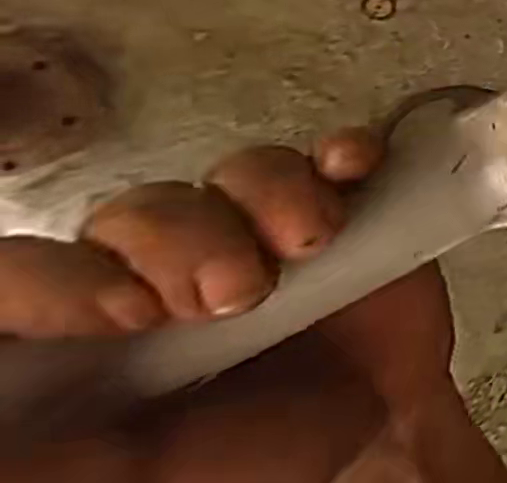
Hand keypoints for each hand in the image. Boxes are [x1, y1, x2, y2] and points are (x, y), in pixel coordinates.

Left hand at [0, 129, 506, 482]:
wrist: (376, 428)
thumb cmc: (239, 468)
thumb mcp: (108, 480)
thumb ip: (40, 456)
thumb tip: (15, 401)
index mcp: (78, 338)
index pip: (20, 276)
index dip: (52, 280)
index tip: (118, 317)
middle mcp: (162, 273)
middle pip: (138, 215)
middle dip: (184, 242)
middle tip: (232, 295)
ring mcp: (262, 231)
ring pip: (241, 174)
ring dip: (274, 197)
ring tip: (310, 245)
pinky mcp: (347, 205)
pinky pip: (338, 155)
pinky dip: (345, 152)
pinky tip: (352, 168)